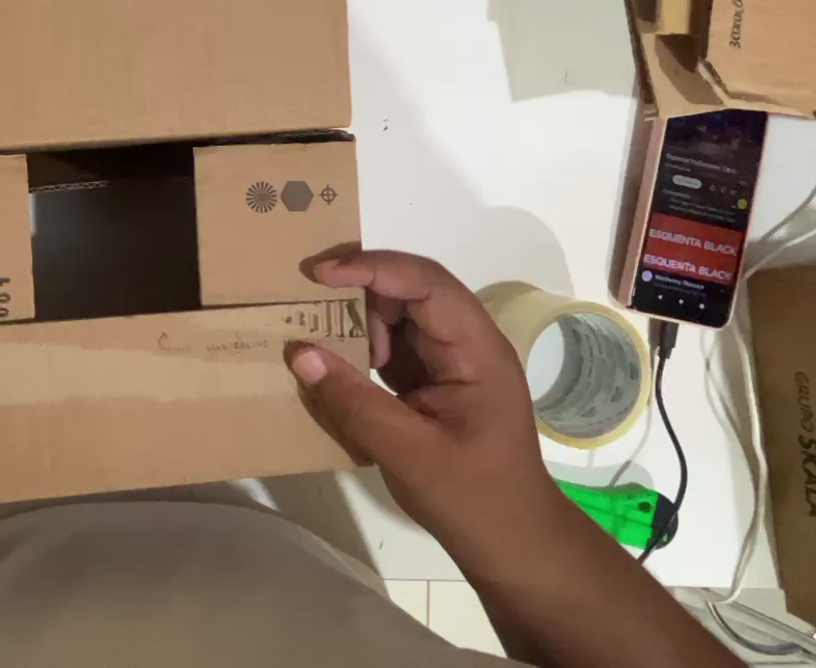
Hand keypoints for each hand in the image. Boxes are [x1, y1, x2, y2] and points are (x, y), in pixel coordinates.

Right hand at [286, 251, 565, 553]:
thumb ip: (352, 402)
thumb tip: (299, 352)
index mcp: (475, 351)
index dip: (372, 269)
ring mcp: (447, 359)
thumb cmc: (475, 499)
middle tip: (305, 298)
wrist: (516, 546)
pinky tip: (332, 360)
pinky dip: (357, 342)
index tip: (319, 275)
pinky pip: (389, 341)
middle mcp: (464, 343)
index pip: (425, 284)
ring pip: (396, 313)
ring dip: (354, 317)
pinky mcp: (429, 377)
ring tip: (314, 333)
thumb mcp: (409, 454)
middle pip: (409, 289)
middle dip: (357, 288)